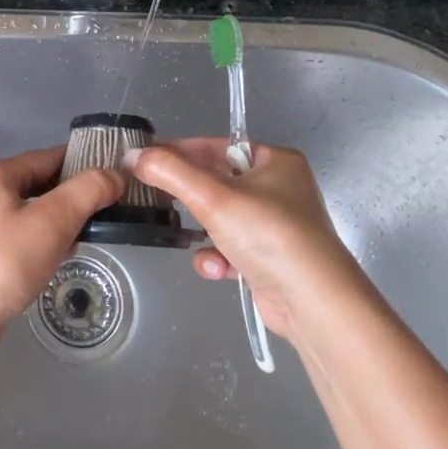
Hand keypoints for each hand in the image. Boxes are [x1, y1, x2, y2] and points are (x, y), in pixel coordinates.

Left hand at [0, 146, 125, 340]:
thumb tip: (114, 174)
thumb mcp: (53, 223)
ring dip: (54, 221)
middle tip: (102, 213)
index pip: (48, 157)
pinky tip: (52, 259)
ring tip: (81, 239)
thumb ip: (87, 192)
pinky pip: (13, 234)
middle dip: (69, 197)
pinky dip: (35, 239)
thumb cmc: (4, 263)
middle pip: (35, 183)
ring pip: (24, 210)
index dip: (83, 164)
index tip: (113, 177)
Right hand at [126, 138, 357, 342]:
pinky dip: (220, 257)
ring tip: (195, 241)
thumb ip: (170, 172)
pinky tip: (216, 268)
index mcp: (276, 161)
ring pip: (224, 217)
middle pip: (220, 182)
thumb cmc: (267, 234)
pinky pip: (234, 248)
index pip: (219, 147)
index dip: (182, 151)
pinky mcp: (273, 259)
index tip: (148, 160)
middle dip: (193, 197)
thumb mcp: (212, 196)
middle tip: (158, 199)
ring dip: (205, 231)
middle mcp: (281, 188)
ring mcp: (279, 226)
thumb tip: (134, 155)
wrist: (313, 302)